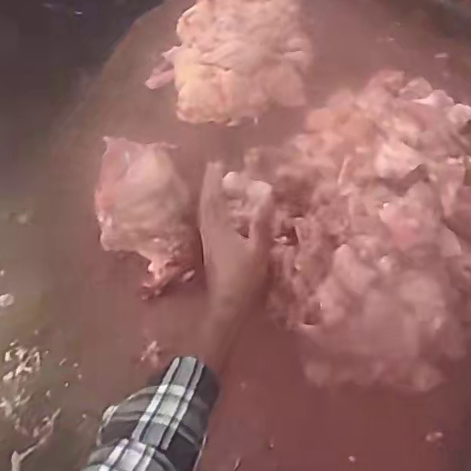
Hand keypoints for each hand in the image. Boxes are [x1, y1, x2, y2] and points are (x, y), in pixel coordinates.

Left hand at [193, 161, 274, 360]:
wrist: (227, 307)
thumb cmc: (244, 278)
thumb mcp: (258, 250)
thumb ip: (262, 223)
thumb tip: (266, 195)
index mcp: (219, 229)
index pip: (214, 199)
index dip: (214, 181)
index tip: (216, 164)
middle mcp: (209, 233)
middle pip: (206, 205)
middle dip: (209, 186)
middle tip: (214, 170)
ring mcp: (208, 243)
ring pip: (204, 215)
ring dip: (208, 198)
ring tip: (215, 186)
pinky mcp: (210, 252)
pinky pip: (207, 223)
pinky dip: (211, 211)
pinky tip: (217, 214)